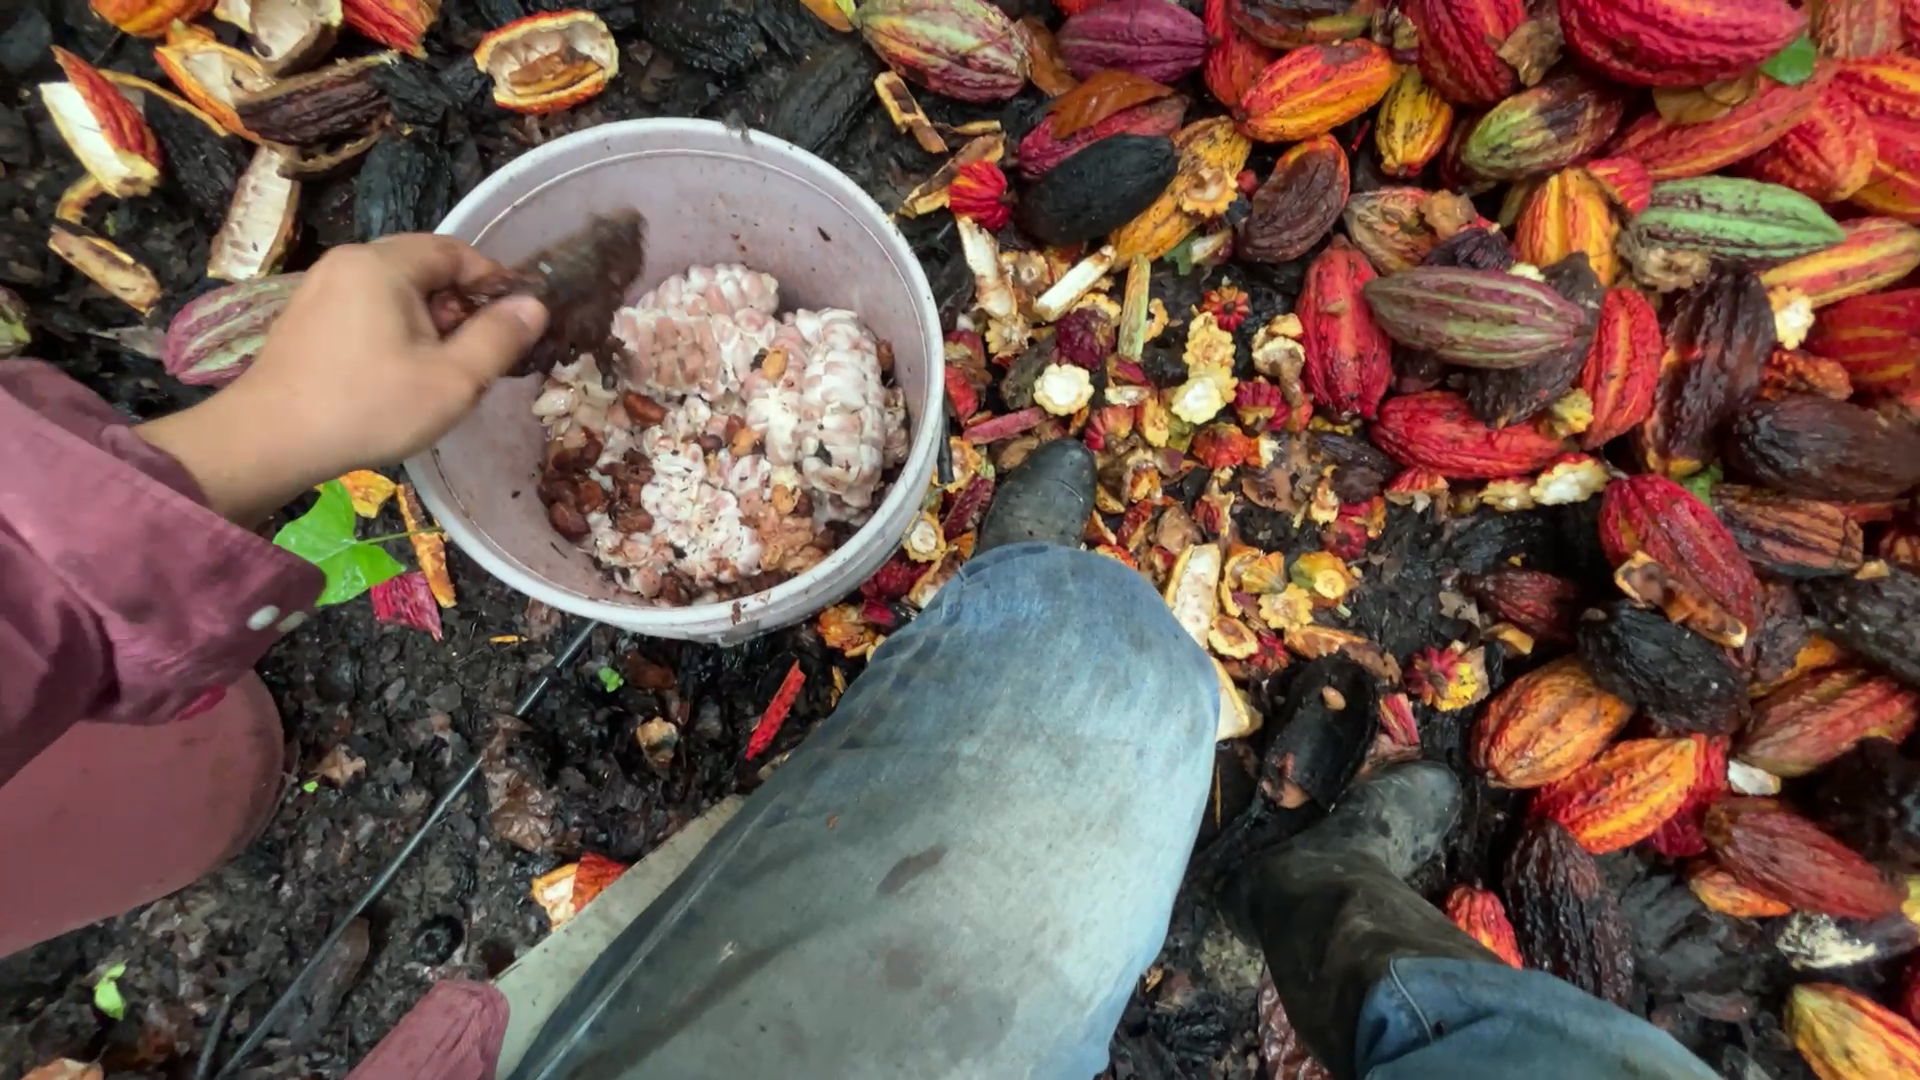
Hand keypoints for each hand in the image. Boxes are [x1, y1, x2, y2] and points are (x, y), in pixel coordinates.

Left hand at [139, 235, 548, 525]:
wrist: (273, 440)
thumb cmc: (373, 406)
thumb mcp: (456, 378)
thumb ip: (501, 337)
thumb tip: (535, 306)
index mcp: (383, 266)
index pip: (456, 251)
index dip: (495, 282)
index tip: (517, 322)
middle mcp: (350, 262)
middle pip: (427, 265)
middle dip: (466, 301)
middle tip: (487, 348)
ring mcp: (324, 287)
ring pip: (402, 287)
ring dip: (437, 317)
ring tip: (451, 364)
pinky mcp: (313, 315)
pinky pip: (375, 304)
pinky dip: (405, 325)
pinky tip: (410, 368)